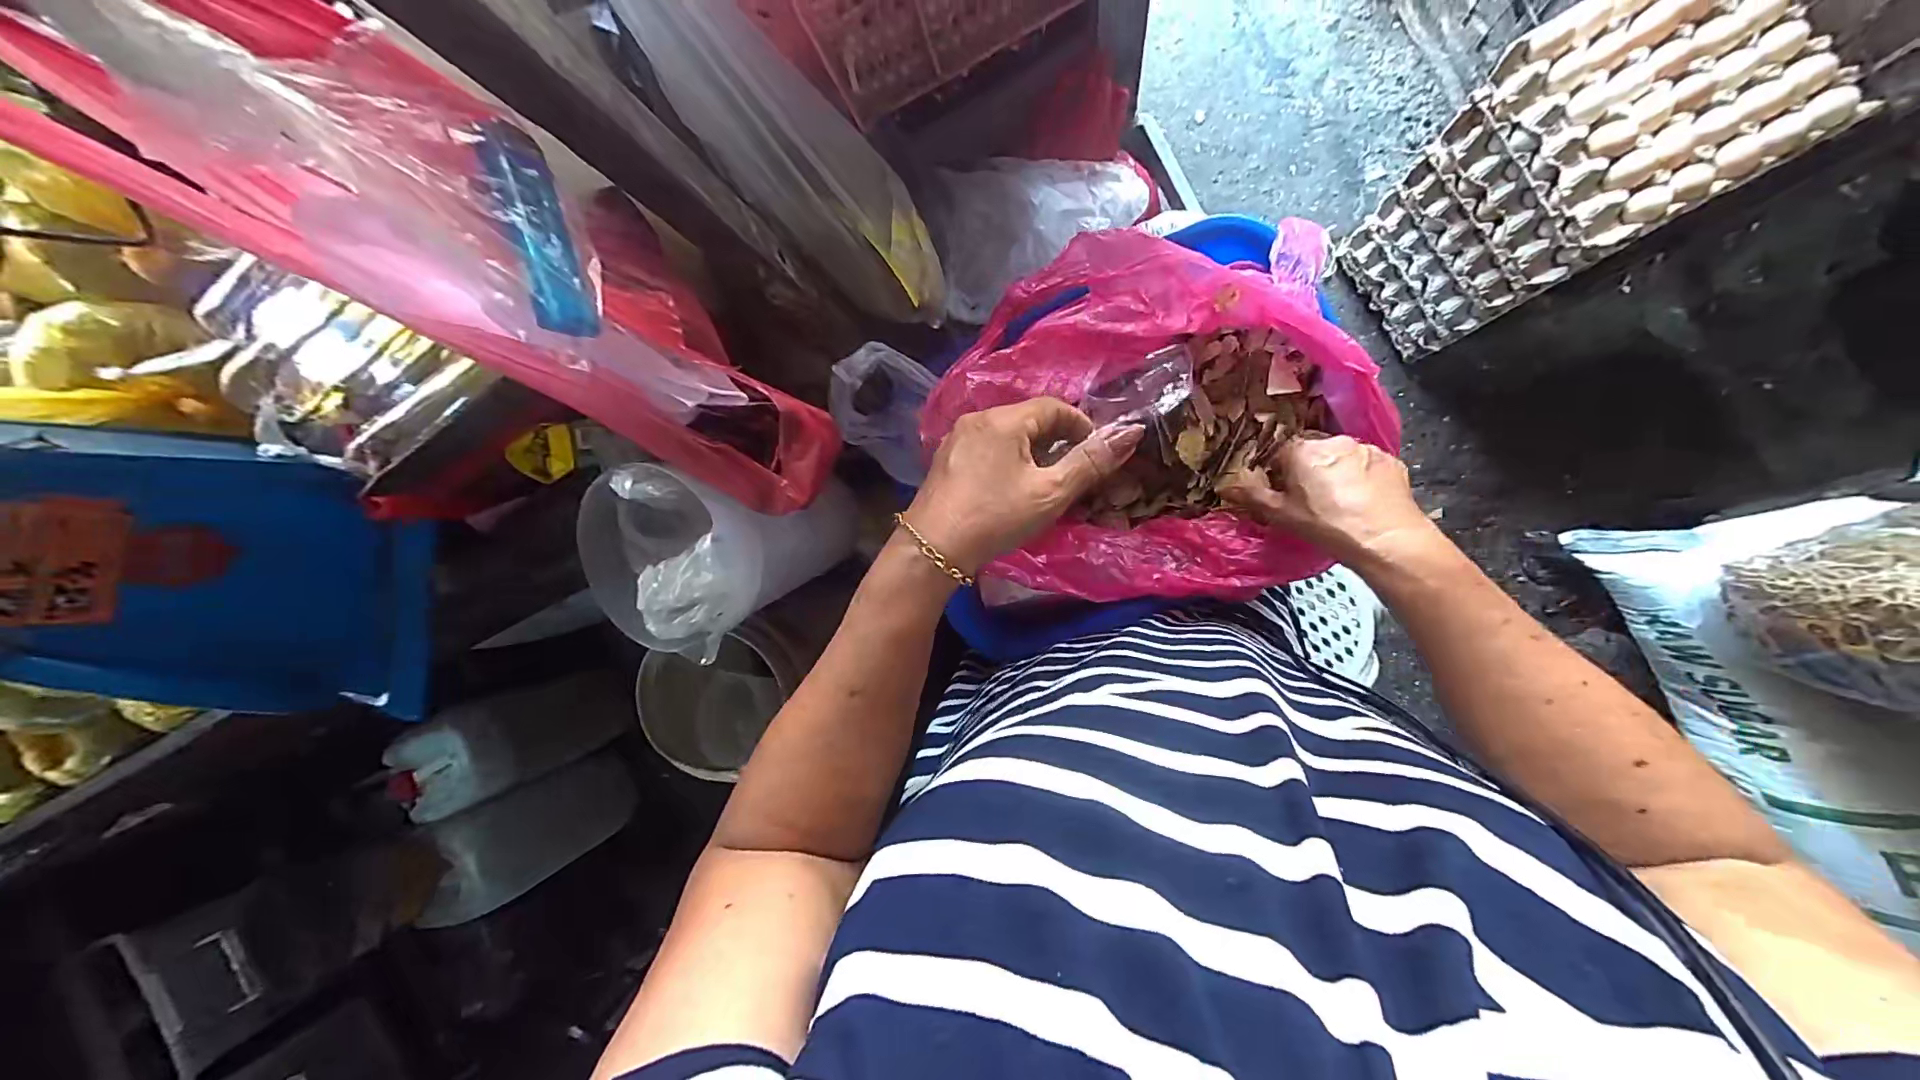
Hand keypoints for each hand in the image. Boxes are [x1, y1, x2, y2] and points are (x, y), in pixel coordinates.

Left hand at [904, 399, 1143, 574]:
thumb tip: (1131, 432)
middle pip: (1029, 419)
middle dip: (1057, 441)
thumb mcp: (1051, 492)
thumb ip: (1090, 461)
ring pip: (1007, 436)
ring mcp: (956, 440)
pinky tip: (1011, 490)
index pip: (1054, 407)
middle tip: (1073, 473)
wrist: (933, 548)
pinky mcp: (946, 461)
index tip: (1097, 454)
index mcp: (1003, 419)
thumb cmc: (996, 517)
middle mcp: (977, 419)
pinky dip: (1008, 461)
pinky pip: (987, 450)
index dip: (1082, 426)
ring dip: (1032, 453)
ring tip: (1045, 484)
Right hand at [1219, 435, 1439, 565]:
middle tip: (1308, 499)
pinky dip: (1361, 478)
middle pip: (1312, 452)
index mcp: (1302, 450)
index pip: (1279, 451)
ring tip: (1338, 502)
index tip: (1280, 491)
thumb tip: (1225, 488)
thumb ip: (1252, 497)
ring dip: (1335, 472)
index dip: (1277, 471)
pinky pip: (1367, 466)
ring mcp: (1366, 449)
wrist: (1385, 539)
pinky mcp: (1390, 461)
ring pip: (1340, 458)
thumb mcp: (1281, 515)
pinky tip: (1361, 501)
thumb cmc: (1327, 525)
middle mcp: (1334, 441)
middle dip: (1308, 470)